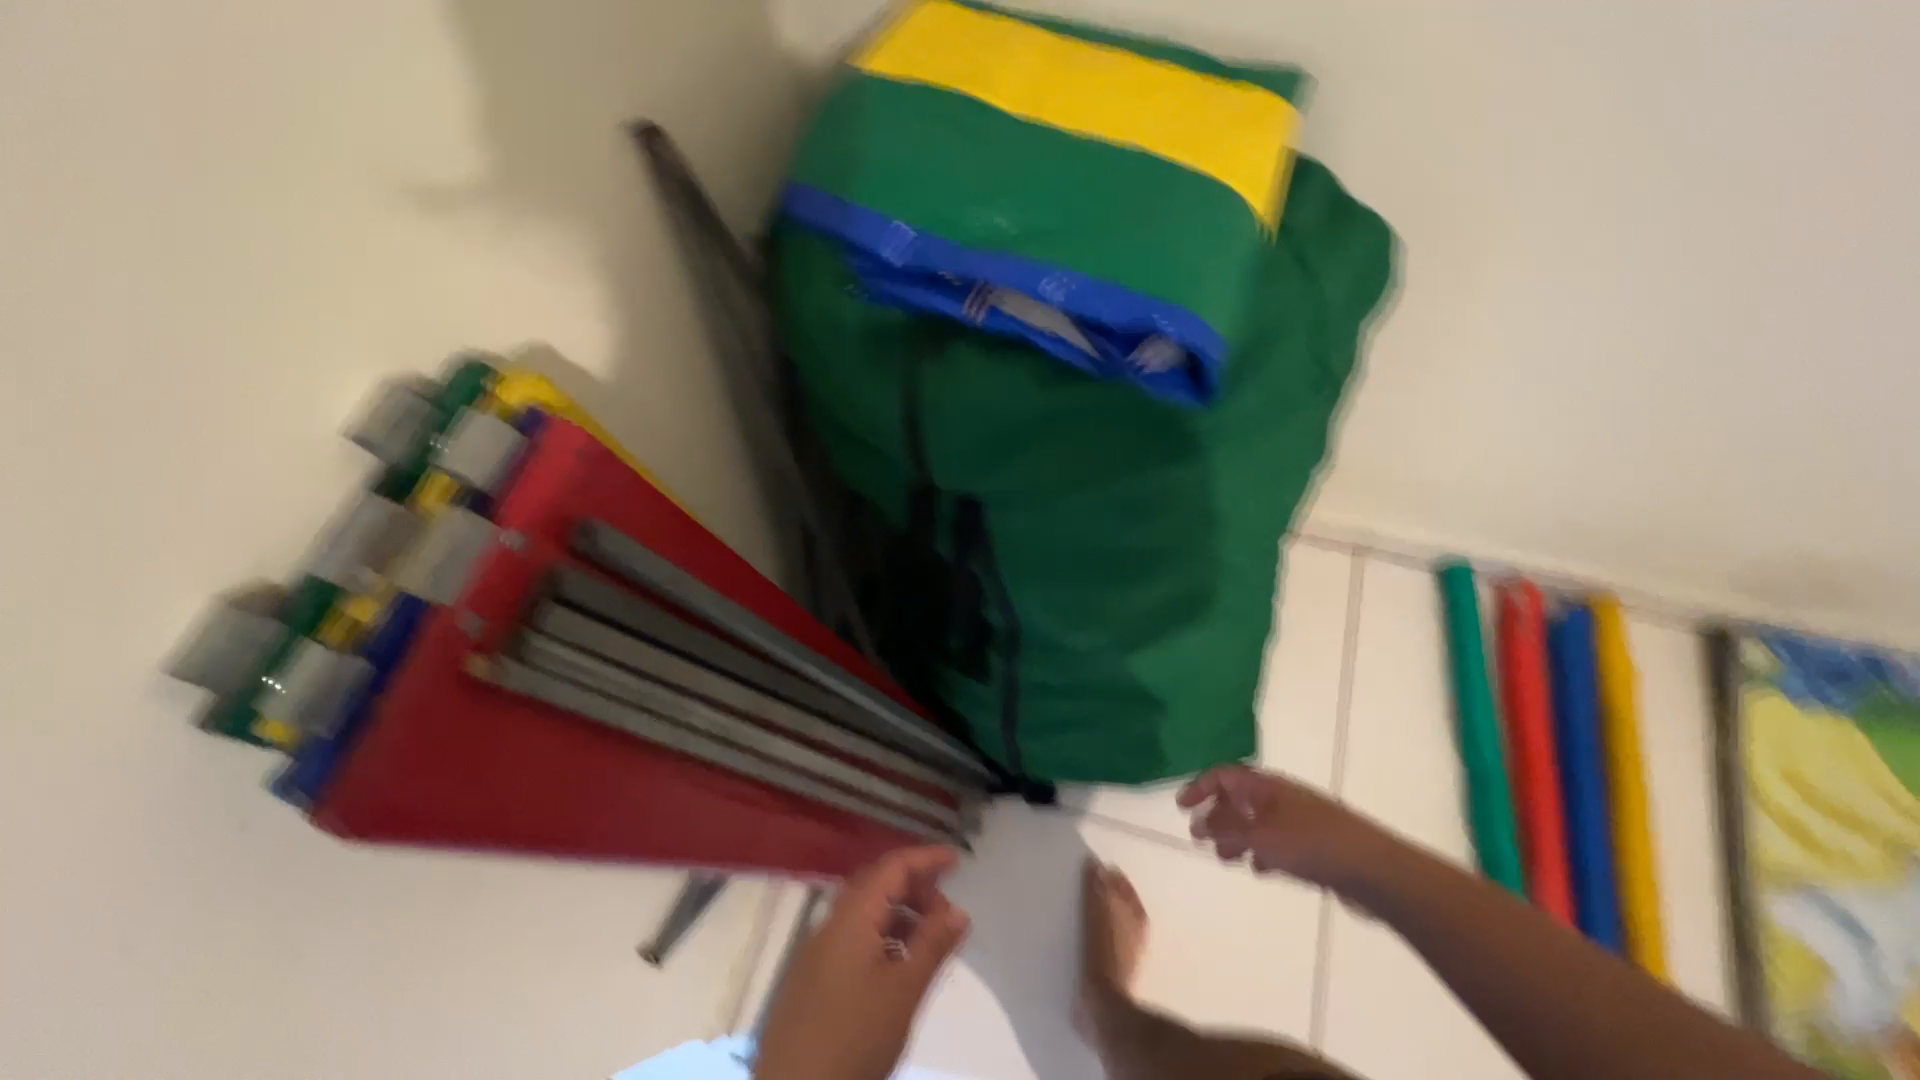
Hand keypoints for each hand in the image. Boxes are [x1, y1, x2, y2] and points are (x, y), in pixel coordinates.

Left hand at [754, 846, 971, 1079]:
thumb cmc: (855, 1037)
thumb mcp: (904, 991)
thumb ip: (933, 945)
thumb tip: (959, 911)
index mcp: (851, 919)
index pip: (892, 868)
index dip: (926, 859)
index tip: (958, 862)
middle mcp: (829, 925)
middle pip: (876, 886)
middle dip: (915, 889)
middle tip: (947, 914)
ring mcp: (816, 953)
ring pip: (864, 915)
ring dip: (900, 916)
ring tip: (929, 943)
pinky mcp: (811, 981)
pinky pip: (852, 940)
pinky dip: (882, 940)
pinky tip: (899, 969)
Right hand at [1178, 765, 1402, 891]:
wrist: (1374, 870)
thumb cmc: (1313, 845)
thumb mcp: (1262, 837)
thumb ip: (1227, 830)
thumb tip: (1197, 824)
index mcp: (1269, 787)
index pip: (1225, 776)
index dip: (1201, 787)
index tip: (1181, 807)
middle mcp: (1282, 798)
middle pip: (1240, 798)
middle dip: (1217, 815)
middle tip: (1199, 837)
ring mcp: (1299, 821)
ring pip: (1257, 822)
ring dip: (1237, 836)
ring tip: (1225, 857)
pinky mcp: (1313, 846)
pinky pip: (1277, 842)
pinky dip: (1262, 851)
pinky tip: (1260, 869)